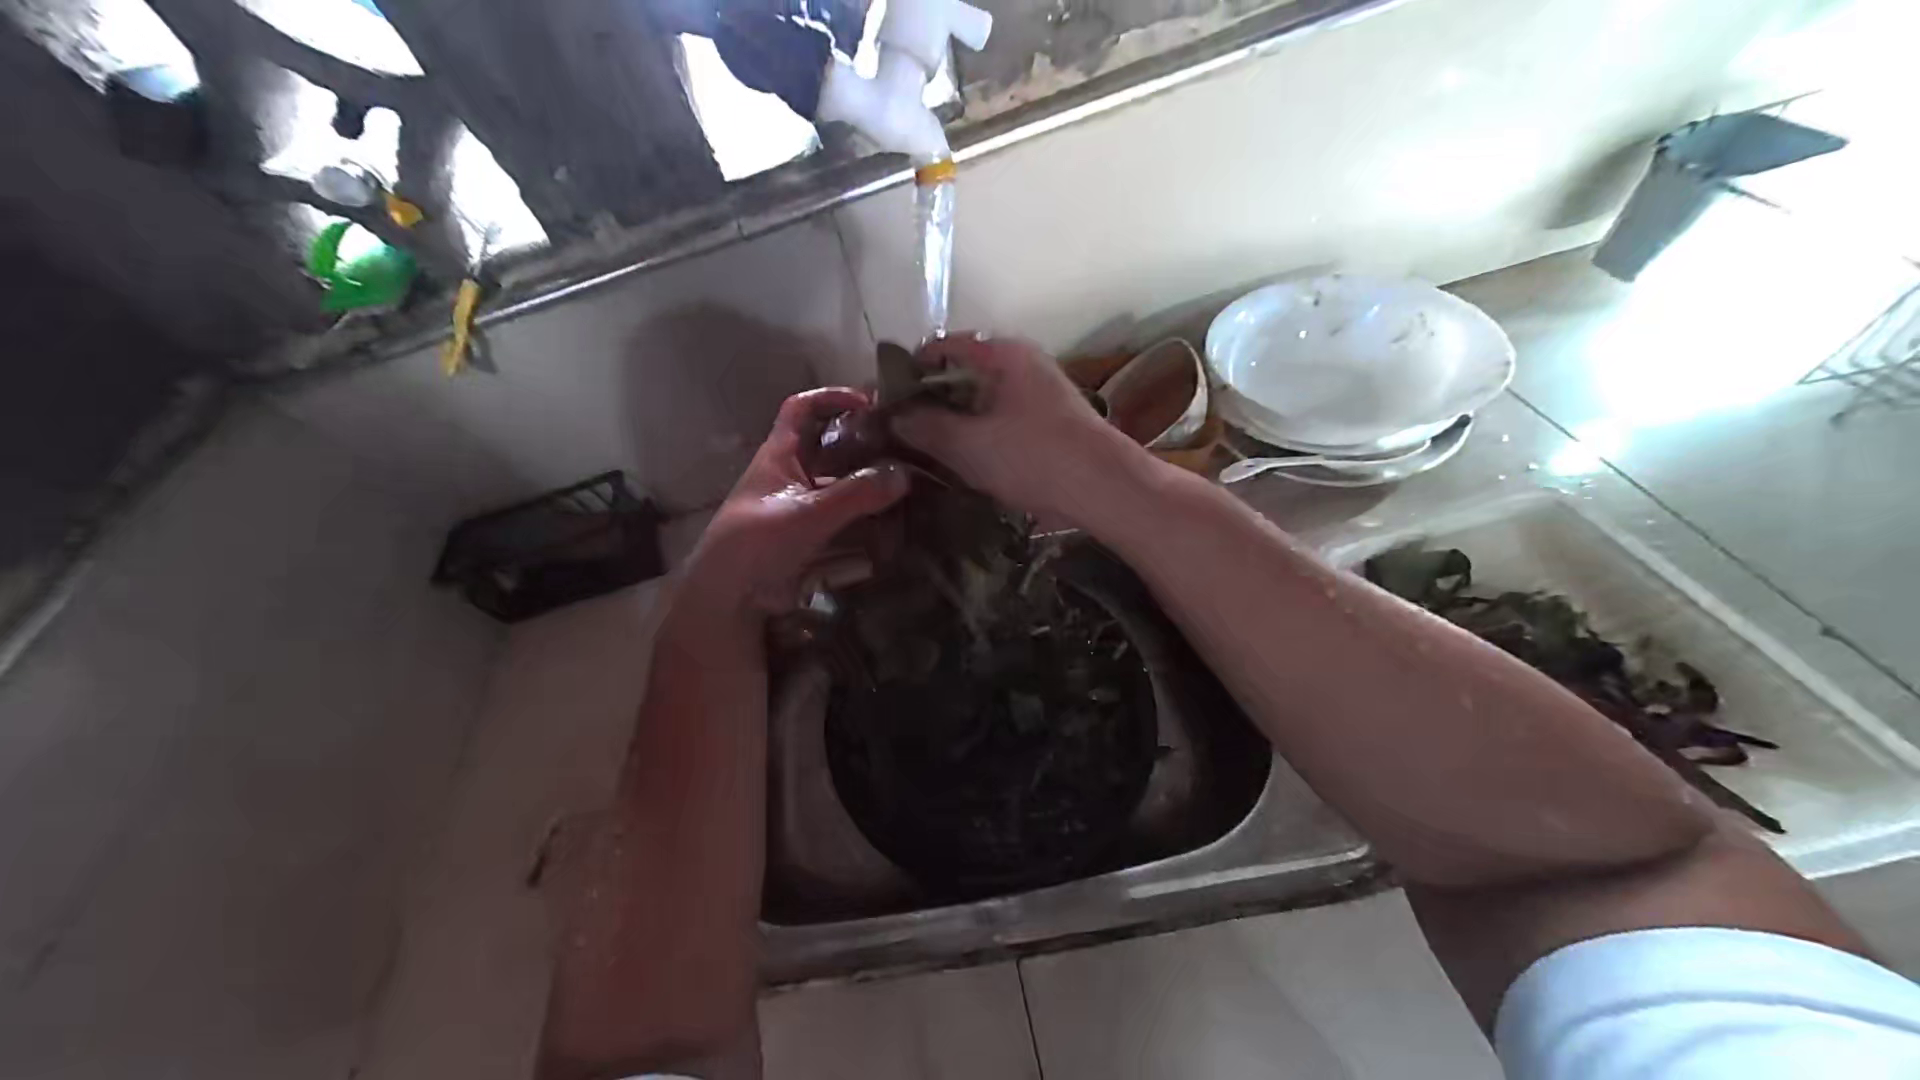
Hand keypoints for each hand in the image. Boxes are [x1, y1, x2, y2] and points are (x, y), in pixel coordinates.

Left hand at [684, 387, 908, 615]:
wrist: (730, 600)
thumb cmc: (756, 544)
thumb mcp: (806, 513)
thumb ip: (856, 493)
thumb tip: (904, 474)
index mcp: (779, 456)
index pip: (802, 408)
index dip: (832, 397)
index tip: (870, 403)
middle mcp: (793, 476)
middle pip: (832, 448)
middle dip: (866, 446)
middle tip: (907, 447)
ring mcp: (804, 509)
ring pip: (844, 486)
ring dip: (873, 487)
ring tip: (913, 485)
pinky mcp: (813, 539)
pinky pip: (848, 521)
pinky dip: (871, 522)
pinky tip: (898, 525)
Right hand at [890, 333, 1146, 520]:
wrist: (1104, 489)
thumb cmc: (1034, 457)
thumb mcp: (969, 444)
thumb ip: (926, 427)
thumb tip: (894, 417)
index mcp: (1004, 354)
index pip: (943, 347)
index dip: (910, 370)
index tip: (887, 401)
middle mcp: (1023, 364)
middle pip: (963, 373)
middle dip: (931, 400)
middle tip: (901, 430)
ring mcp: (1038, 394)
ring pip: (982, 400)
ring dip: (954, 421)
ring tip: (925, 449)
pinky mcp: (1047, 423)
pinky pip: (1000, 420)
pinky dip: (978, 434)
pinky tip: (963, 461)